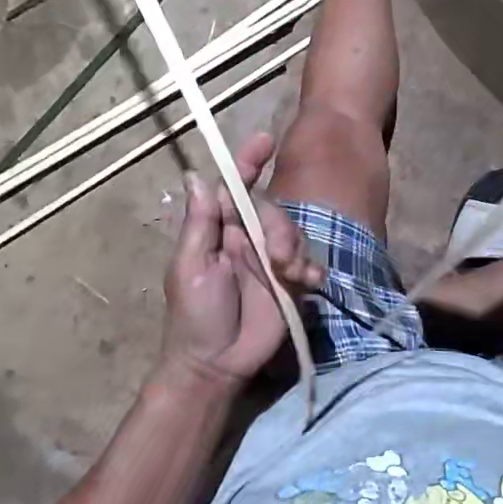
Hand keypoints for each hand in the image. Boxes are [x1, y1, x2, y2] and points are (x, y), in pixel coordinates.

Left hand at [158, 132, 323, 388]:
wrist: (218, 363)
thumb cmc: (195, 316)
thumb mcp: (190, 267)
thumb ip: (200, 224)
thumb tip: (198, 176)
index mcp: (219, 232)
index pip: (235, 189)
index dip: (249, 163)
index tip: (264, 139)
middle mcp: (248, 241)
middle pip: (272, 212)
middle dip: (279, 227)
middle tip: (277, 257)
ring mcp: (272, 262)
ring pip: (294, 235)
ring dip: (295, 248)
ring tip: (290, 274)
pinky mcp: (293, 284)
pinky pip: (310, 264)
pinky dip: (312, 269)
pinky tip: (308, 281)